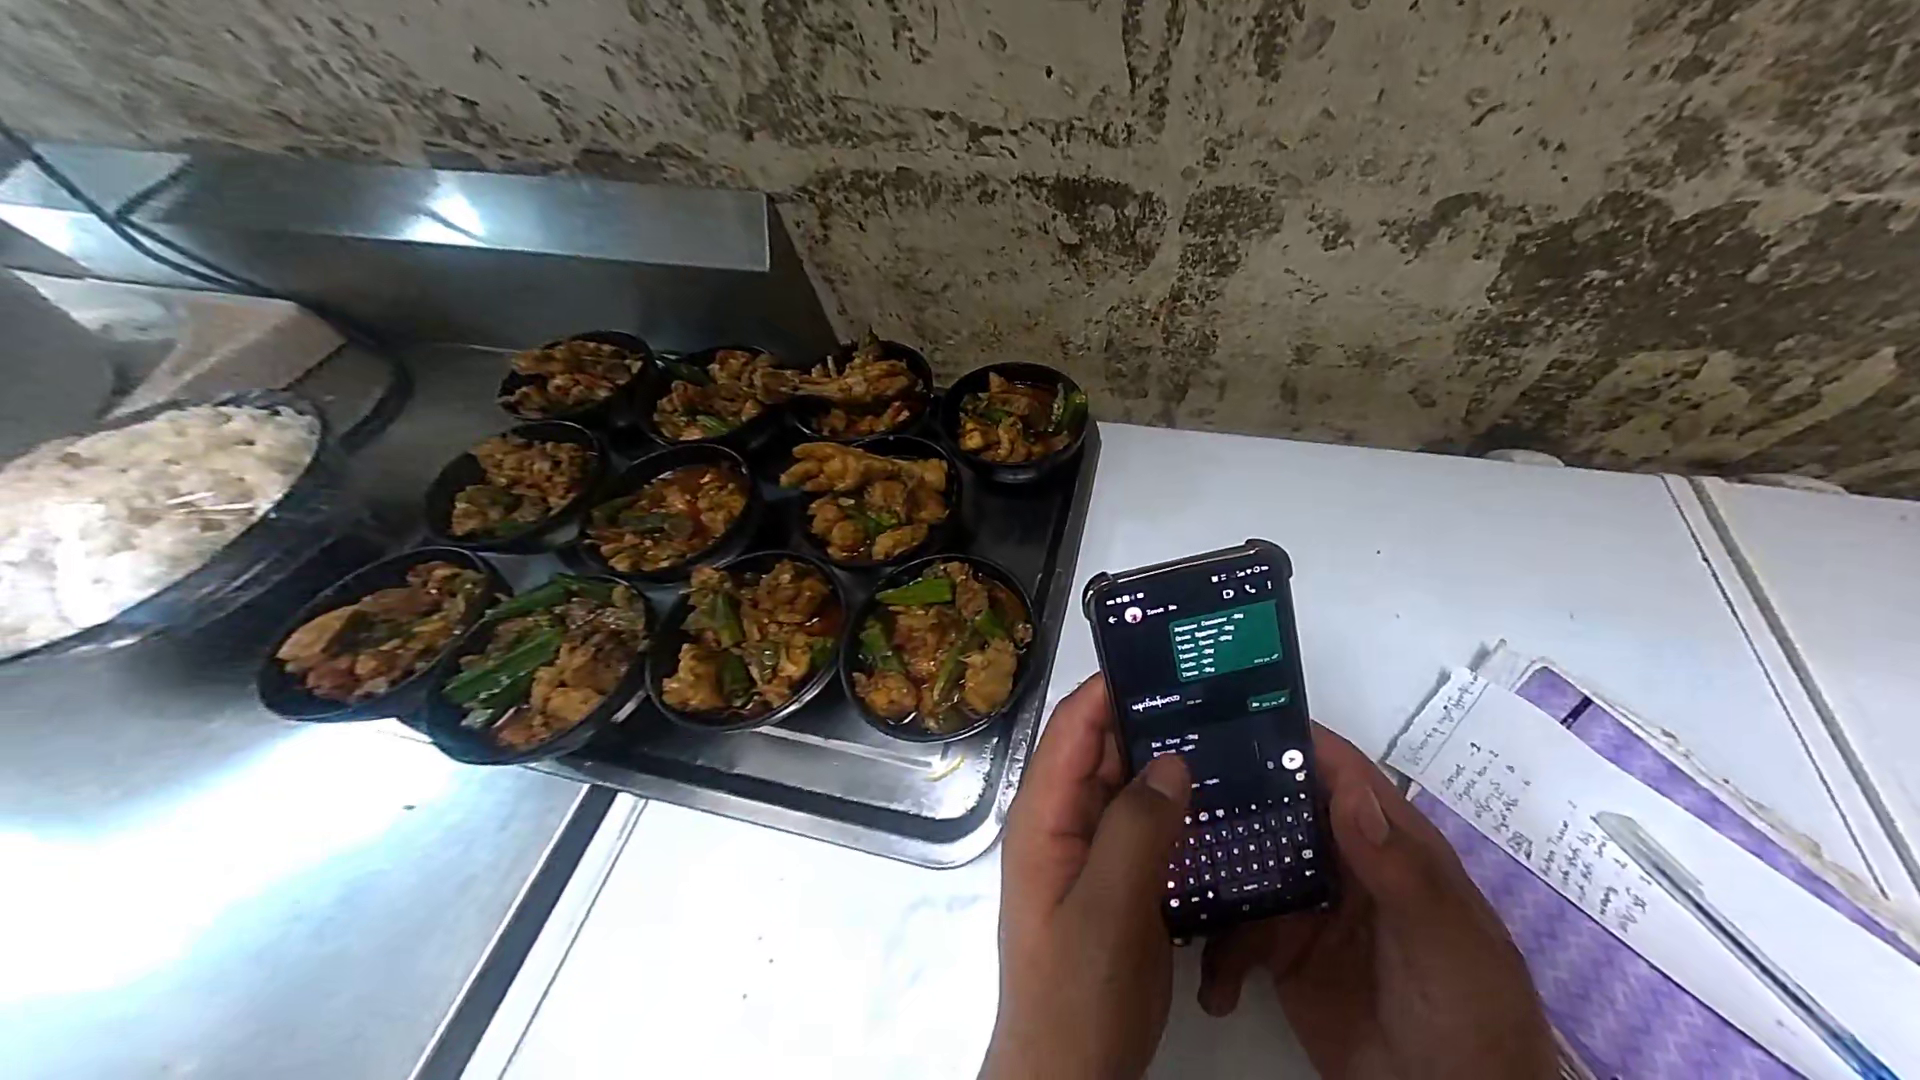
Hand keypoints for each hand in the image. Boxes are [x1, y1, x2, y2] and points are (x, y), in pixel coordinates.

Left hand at [982, 675, 1190, 1079]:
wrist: (1069, 1070)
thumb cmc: (1076, 992)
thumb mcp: (1106, 909)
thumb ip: (1135, 830)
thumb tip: (1171, 761)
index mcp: (1042, 813)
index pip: (1071, 727)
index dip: (1109, 688)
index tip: (1159, 660)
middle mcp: (1060, 817)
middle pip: (1100, 747)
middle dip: (1146, 716)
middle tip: (1208, 693)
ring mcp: (1086, 845)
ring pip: (1124, 781)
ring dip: (1162, 757)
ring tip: (1221, 731)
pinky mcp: (1112, 872)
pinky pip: (1141, 819)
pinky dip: (1170, 802)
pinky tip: (1212, 796)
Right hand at [1197, 724, 1555, 1079]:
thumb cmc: (1468, 1014)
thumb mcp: (1445, 942)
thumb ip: (1400, 870)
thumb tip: (1347, 791)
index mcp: (1382, 839)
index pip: (1333, 770)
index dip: (1288, 737)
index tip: (1225, 714)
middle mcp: (1336, 857)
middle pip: (1273, 805)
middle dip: (1225, 792)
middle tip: (1164, 782)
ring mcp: (1303, 901)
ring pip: (1241, 860)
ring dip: (1205, 866)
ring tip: (1163, 872)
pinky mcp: (1279, 946)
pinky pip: (1234, 930)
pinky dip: (1217, 952)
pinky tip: (1212, 984)